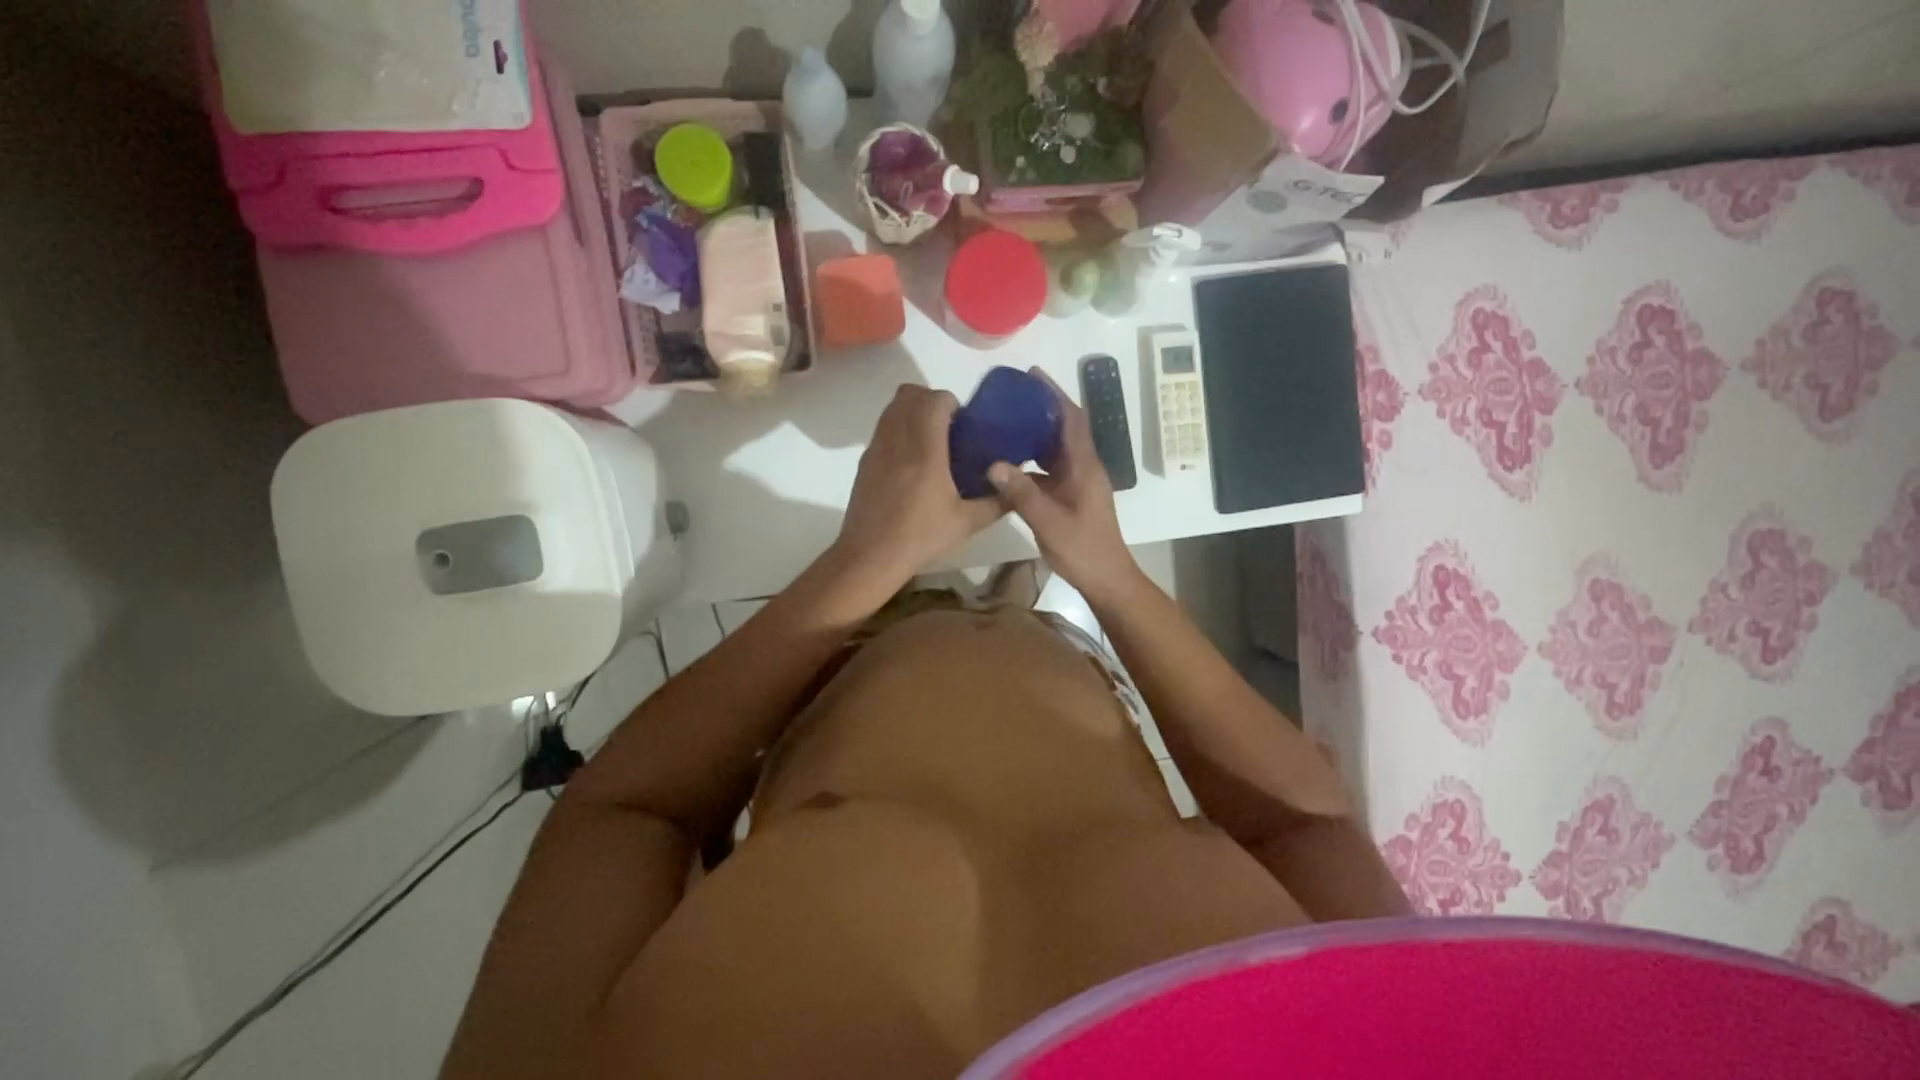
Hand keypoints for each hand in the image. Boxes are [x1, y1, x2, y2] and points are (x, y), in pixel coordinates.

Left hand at [834, 384, 1005, 587]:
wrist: (870, 555)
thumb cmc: (920, 537)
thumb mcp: (967, 523)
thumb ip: (997, 502)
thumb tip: (1018, 489)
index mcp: (925, 450)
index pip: (935, 400)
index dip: (951, 403)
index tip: (964, 425)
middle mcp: (898, 440)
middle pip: (910, 394)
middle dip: (931, 401)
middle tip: (949, 428)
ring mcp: (877, 448)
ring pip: (892, 407)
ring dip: (913, 412)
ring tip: (931, 441)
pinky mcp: (866, 460)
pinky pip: (883, 427)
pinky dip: (899, 429)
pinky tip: (912, 461)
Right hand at [987, 368, 1139, 601]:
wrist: (1107, 579)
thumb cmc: (1083, 549)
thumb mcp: (1049, 521)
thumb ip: (1022, 492)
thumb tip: (993, 463)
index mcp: (1084, 466)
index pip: (1071, 419)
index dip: (1053, 394)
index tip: (1032, 375)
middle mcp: (1083, 468)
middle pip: (1063, 428)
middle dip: (1040, 409)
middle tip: (1009, 397)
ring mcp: (1078, 483)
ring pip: (1055, 449)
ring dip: (1034, 434)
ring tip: (1004, 422)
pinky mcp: (1071, 496)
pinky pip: (1049, 469)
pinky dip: (1031, 460)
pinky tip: (1007, 462)